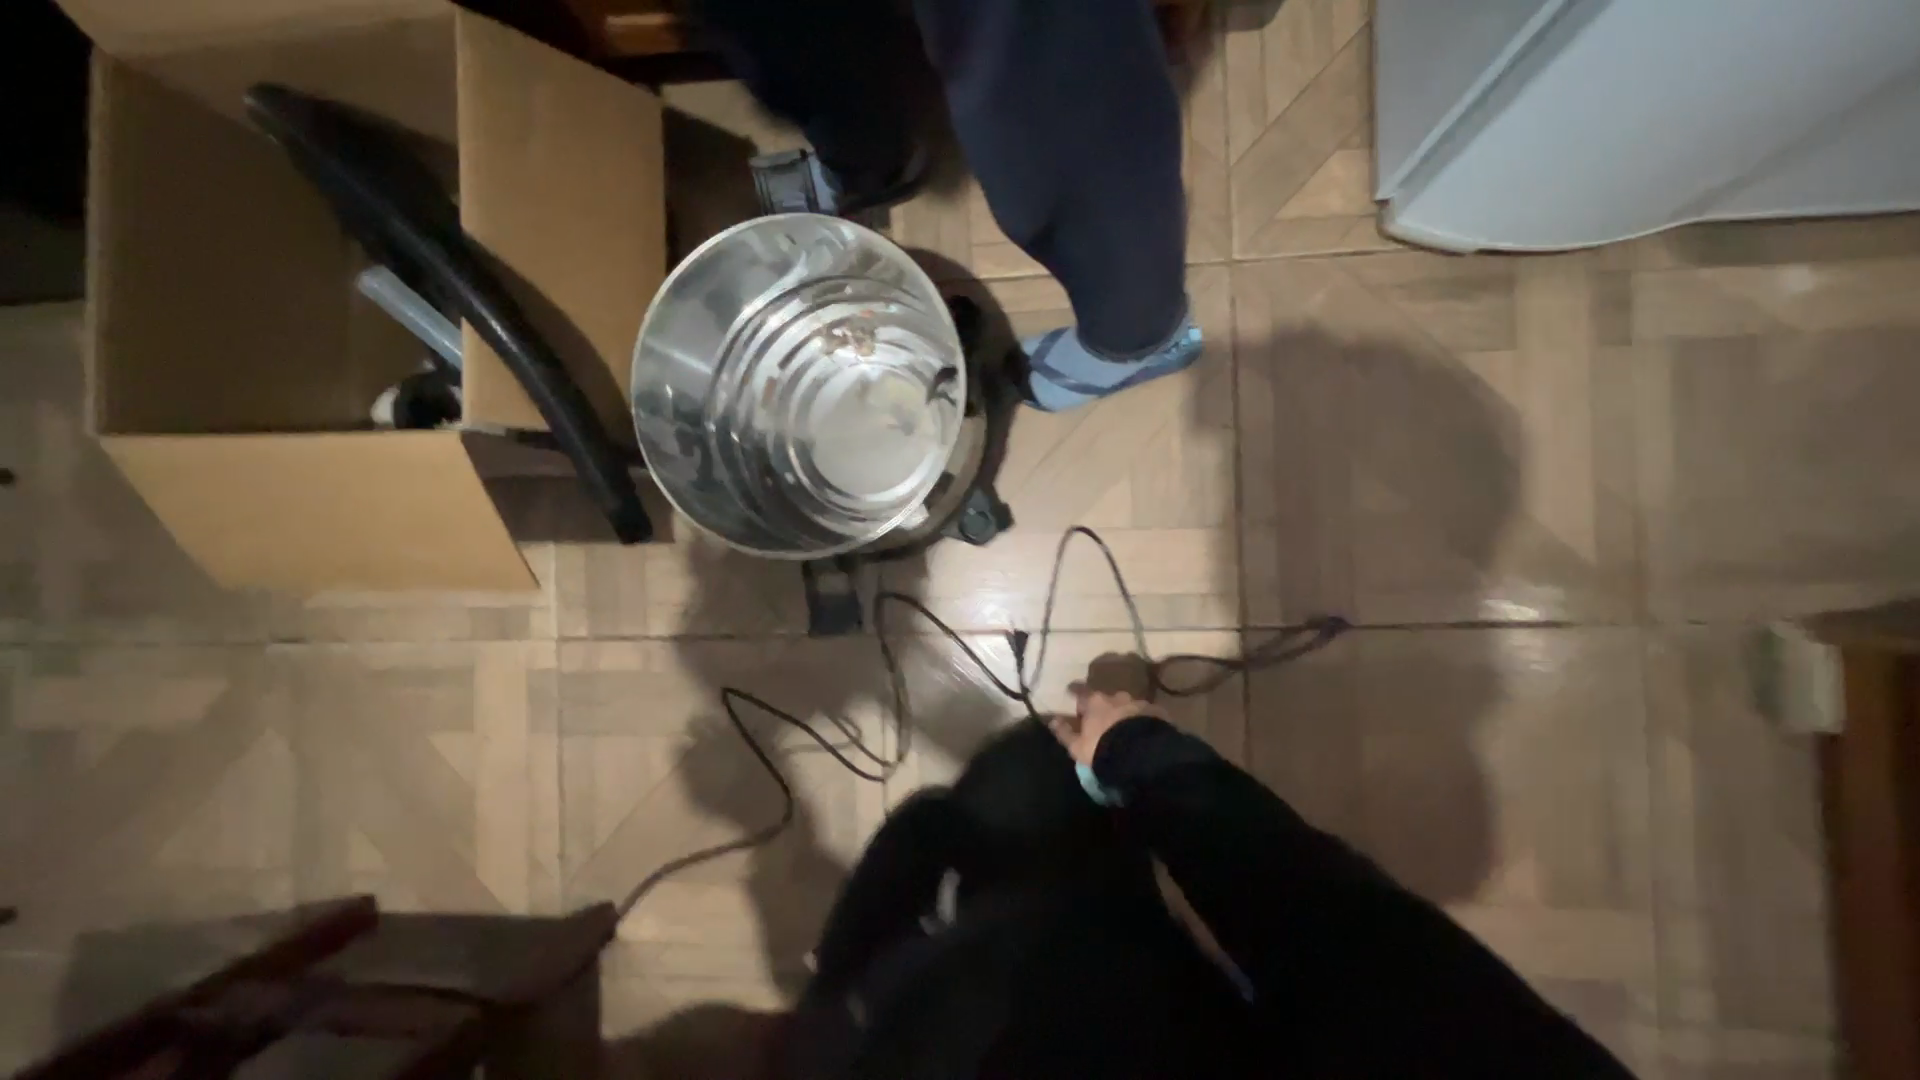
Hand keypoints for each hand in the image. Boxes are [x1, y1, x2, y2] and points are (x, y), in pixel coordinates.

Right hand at [1048, 685, 1166, 766]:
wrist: (1142, 756)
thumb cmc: (1103, 749)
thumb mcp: (1078, 747)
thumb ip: (1065, 732)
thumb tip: (1052, 720)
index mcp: (1095, 702)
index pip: (1081, 692)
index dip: (1075, 691)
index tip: (1070, 690)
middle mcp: (1117, 697)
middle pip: (1107, 698)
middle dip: (1104, 705)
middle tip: (1102, 717)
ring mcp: (1139, 703)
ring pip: (1128, 706)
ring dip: (1124, 713)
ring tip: (1125, 727)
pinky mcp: (1158, 714)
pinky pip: (1146, 715)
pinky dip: (1142, 721)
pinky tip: (1143, 733)